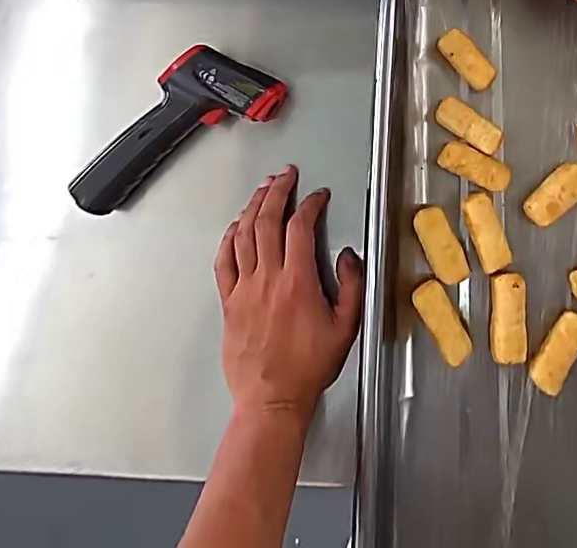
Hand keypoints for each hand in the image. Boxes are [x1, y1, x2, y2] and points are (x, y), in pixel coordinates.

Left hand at [214, 166, 364, 420]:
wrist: (271, 401)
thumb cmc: (309, 366)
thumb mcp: (346, 327)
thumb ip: (352, 286)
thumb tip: (346, 256)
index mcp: (298, 282)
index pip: (300, 227)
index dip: (310, 204)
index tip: (318, 196)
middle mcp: (267, 279)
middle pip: (267, 221)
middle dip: (278, 191)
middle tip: (286, 175)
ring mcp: (244, 289)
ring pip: (244, 235)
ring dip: (254, 206)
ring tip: (264, 188)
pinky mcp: (229, 302)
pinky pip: (224, 262)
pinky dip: (229, 238)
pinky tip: (236, 225)